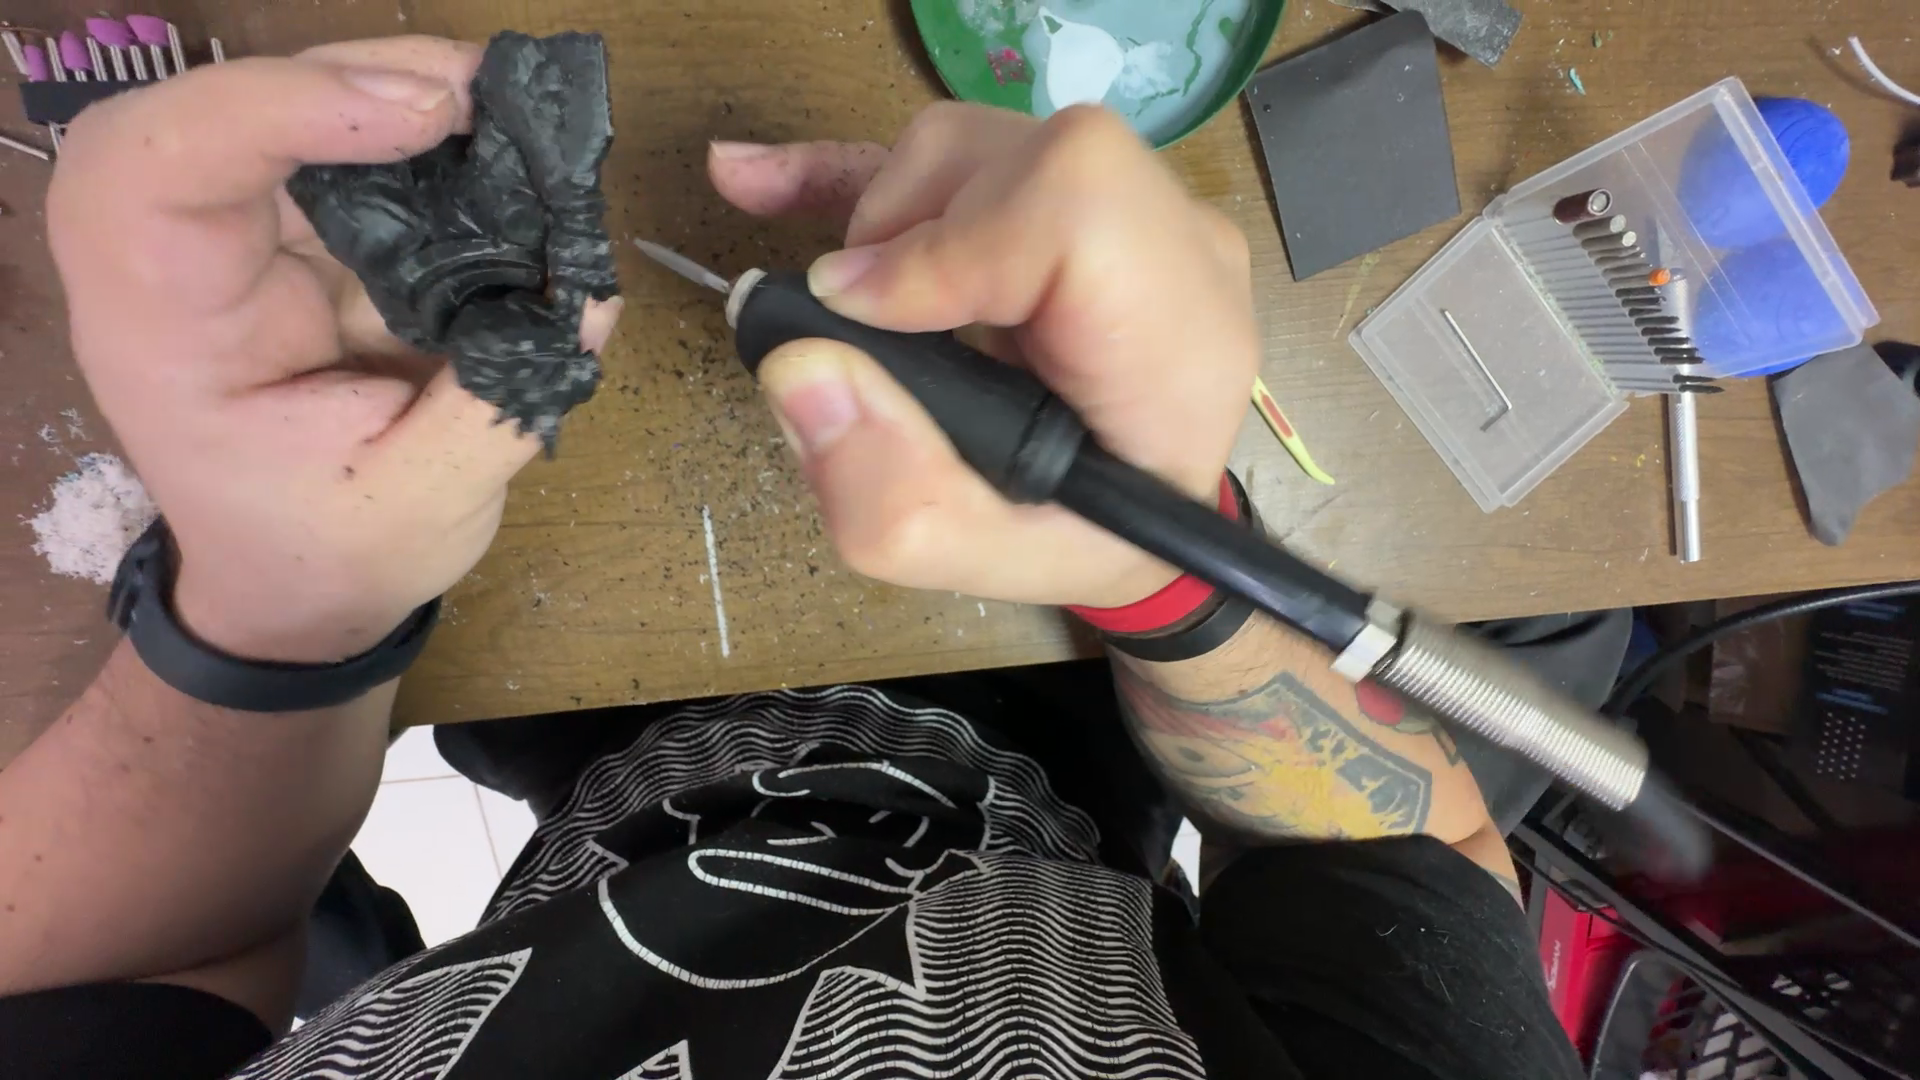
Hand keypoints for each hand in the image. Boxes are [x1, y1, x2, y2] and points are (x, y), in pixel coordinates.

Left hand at [48, 37, 619, 662]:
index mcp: (171, 326)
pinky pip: (385, 195)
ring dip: (417, 111)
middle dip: (366, 81)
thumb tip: (588, 298)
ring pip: (317, 139)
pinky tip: (516, 176)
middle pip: (241, 118)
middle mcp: (202, 265)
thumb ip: (505, 397)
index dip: (278, 111)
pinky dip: (454, 175)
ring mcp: (270, 261)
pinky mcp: (335, 271)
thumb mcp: (429, 497)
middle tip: (492, 87)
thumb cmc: (343, 554)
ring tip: (517, 115)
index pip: (165, 168)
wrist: (313, 584)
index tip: (423, 116)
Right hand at [710, 104, 1256, 609]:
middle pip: (1013, 160)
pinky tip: (761, 178)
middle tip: (858, 335)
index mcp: (1174, 345)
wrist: (1139, 508)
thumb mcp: (985, 561)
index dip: (944, 245)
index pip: (1074, 207)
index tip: (859, 314)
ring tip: (854, 313)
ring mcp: (1127, 212)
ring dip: (881, 222)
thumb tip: (796, 365)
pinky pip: (969, 153)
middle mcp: (1172, 253)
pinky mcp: (1071, 202)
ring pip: (975, 149)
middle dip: (896, 235)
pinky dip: (859, 169)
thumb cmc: (1080, 541)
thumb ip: (895, 498)